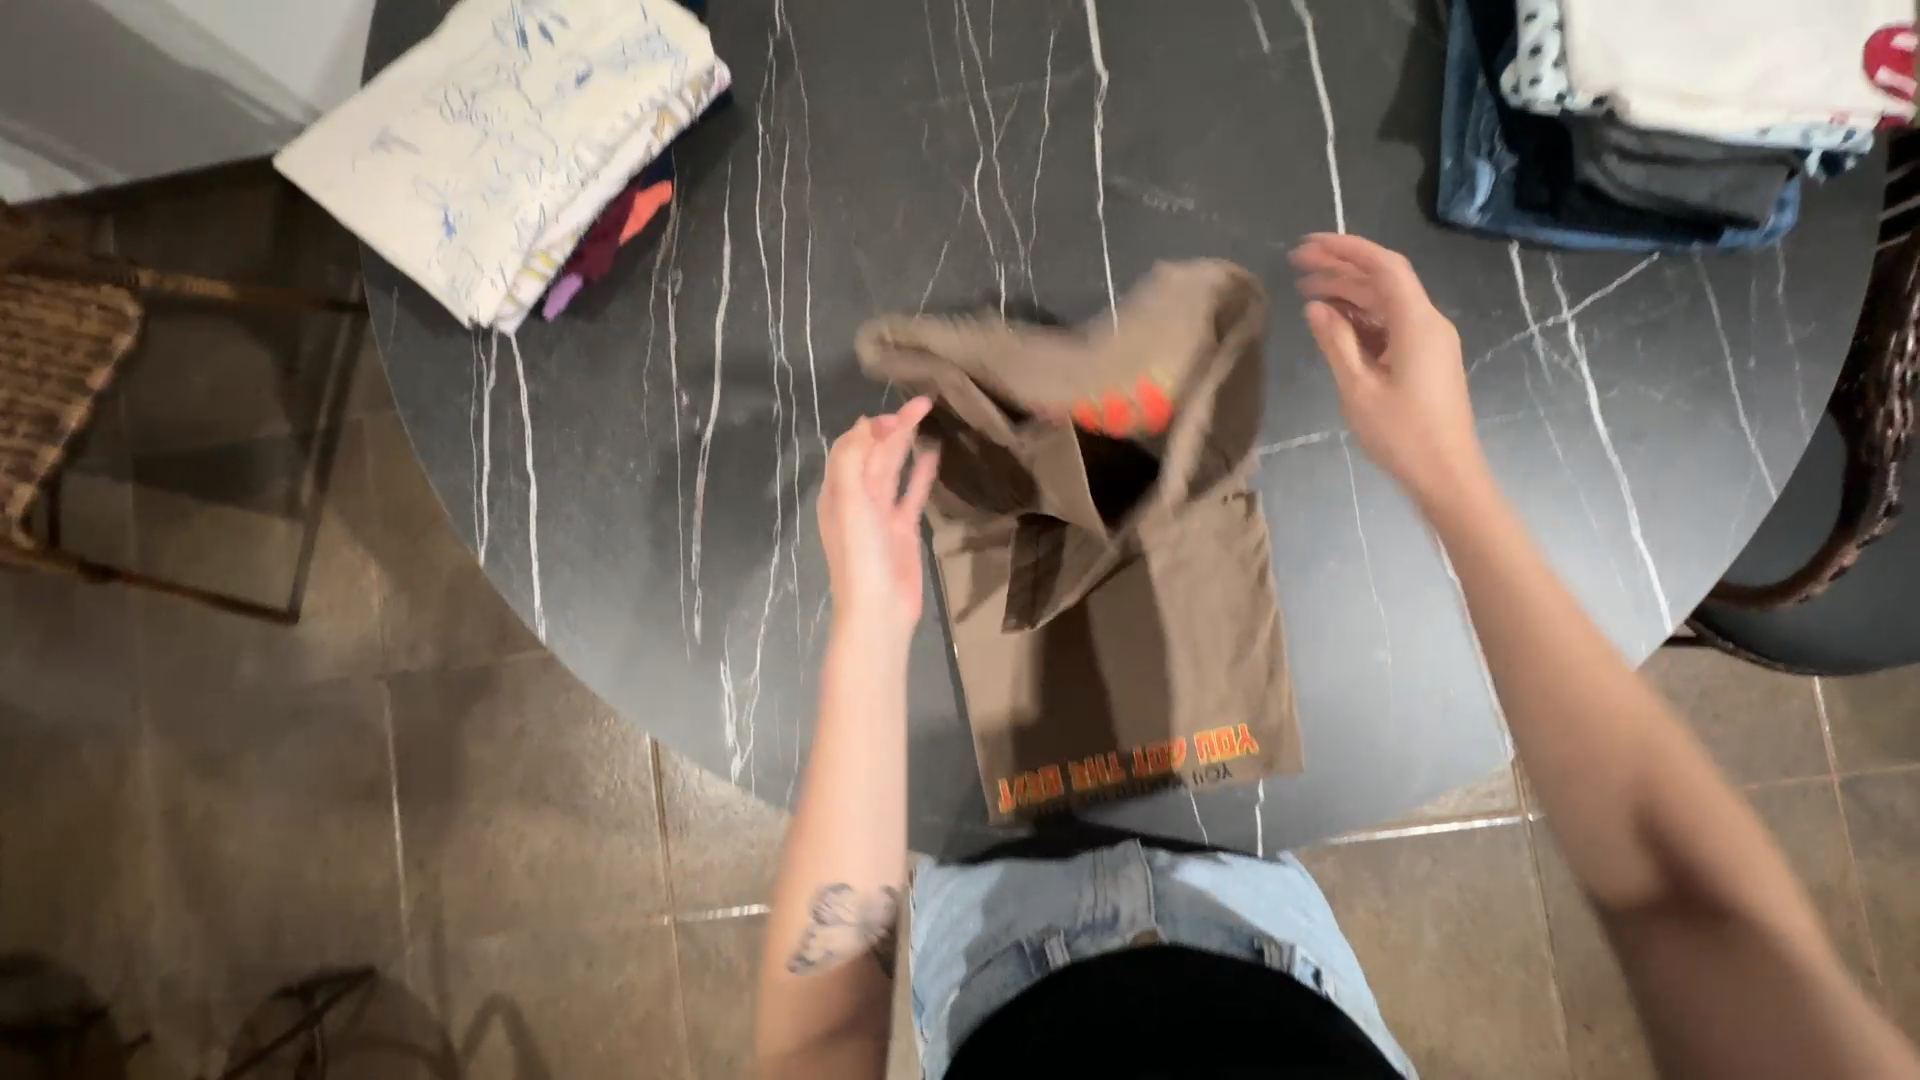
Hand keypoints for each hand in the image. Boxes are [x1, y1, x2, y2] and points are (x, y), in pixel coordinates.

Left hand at [818, 397, 940, 643]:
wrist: (879, 609)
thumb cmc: (860, 555)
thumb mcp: (849, 502)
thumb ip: (854, 460)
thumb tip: (867, 425)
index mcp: (836, 492)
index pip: (849, 448)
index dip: (870, 427)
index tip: (896, 414)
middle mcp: (856, 499)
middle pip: (874, 454)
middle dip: (894, 427)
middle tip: (923, 402)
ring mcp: (880, 514)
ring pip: (893, 470)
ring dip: (907, 444)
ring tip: (928, 418)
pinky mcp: (903, 529)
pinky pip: (911, 494)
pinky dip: (921, 474)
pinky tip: (934, 455)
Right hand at [1290, 233, 1488, 512]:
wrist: (1445, 472)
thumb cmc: (1401, 433)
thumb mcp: (1358, 388)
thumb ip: (1336, 342)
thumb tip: (1316, 307)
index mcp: (1417, 323)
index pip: (1383, 267)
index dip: (1346, 250)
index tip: (1308, 245)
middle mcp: (1427, 323)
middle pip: (1383, 282)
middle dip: (1341, 269)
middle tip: (1296, 266)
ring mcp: (1428, 341)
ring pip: (1385, 304)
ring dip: (1348, 293)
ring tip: (1307, 291)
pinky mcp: (1423, 359)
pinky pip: (1389, 326)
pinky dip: (1359, 318)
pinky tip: (1332, 322)